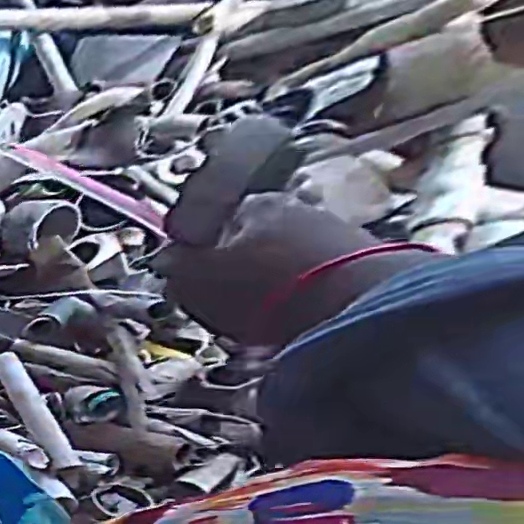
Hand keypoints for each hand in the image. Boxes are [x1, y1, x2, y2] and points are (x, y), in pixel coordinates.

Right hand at [152, 193, 374, 344]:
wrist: (354, 306)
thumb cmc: (257, 285)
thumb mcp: (192, 276)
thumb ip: (172, 263)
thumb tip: (165, 258)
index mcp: (252, 204)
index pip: (206, 221)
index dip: (187, 249)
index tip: (177, 274)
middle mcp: (296, 208)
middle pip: (241, 243)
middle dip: (223, 270)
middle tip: (205, 299)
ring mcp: (332, 235)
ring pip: (271, 264)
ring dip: (253, 288)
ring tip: (241, 317)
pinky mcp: (357, 265)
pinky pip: (301, 282)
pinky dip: (284, 300)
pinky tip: (275, 320)